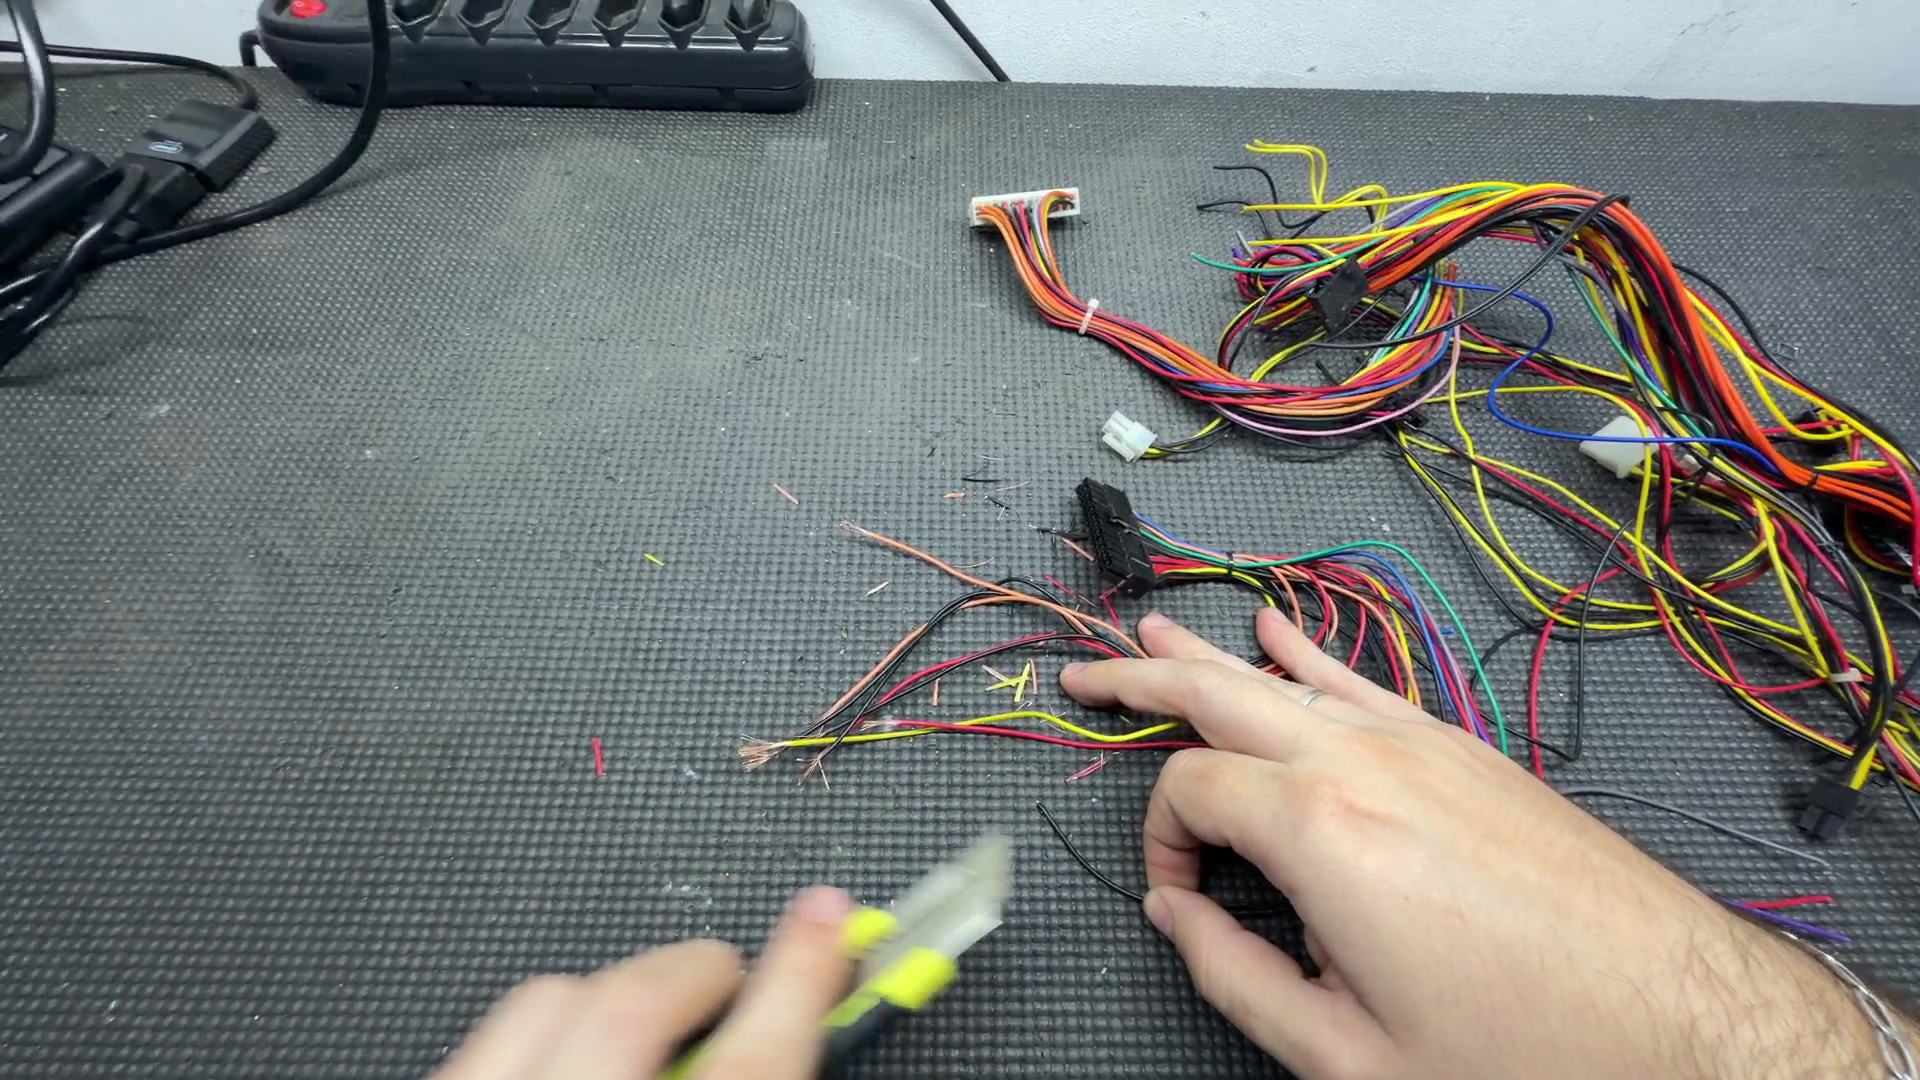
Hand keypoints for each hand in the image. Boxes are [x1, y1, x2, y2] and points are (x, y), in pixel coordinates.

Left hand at [429, 886, 850, 1079]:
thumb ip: (769, 1072)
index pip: (755, 1060)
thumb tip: (808, 1014)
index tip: (829, 915)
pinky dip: (537, 1035)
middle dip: (704, 969)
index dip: (804, 970)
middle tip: (732, 980)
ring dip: (614, 994)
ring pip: (545, 1002)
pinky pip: (475, 1043)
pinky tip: (560, 1064)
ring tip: (644, 1026)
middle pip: (636, 1003)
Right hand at [1061, 609, 1889, 1079]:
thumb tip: (1172, 914)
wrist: (1709, 1042)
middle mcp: (1353, 760)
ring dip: (1203, 652)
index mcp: (1317, 830)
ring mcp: (1407, 741)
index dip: (1160, 837)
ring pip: (1274, 673)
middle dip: (1135, 677)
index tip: (1180, 892)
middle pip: (1210, 690)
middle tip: (1084, 670)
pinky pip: (1355, 678)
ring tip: (1150, 632)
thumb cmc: (1529, 1061)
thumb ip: (1232, 974)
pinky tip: (1273, 628)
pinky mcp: (1452, 745)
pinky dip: (1301, 651)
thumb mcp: (1351, 1059)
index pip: (1187, 790)